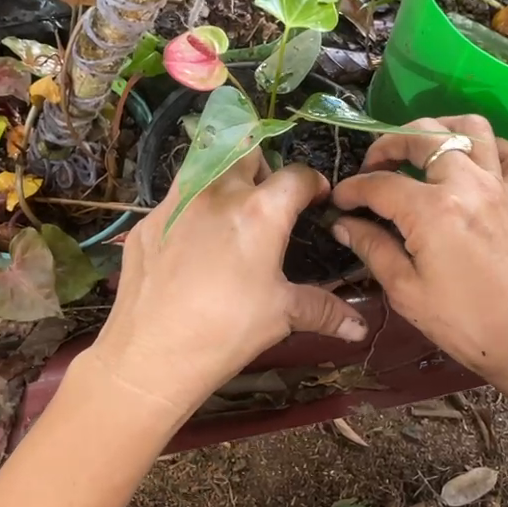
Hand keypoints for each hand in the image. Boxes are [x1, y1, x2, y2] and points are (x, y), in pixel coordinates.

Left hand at [85, 150, 366, 425]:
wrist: (151, 353)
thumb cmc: (227, 330)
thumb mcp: (282, 316)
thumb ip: (323, 310)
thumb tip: (360, 328)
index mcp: (260, 211)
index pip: (296, 176)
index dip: (312, 183)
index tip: (317, 197)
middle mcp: (218, 193)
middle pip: (247, 153)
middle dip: (263, 168)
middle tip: (268, 200)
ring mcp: (176, 203)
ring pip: (205, 165)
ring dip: (224, 176)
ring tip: (229, 212)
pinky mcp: (147, 221)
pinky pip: (174, 199)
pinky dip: (190, 209)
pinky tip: (190, 245)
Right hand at [329, 116, 507, 404]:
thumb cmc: (461, 322)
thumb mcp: (405, 291)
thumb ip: (372, 248)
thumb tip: (344, 225)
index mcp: (432, 209)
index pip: (380, 183)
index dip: (352, 190)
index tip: (337, 203)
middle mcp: (466, 184)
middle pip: (423, 136)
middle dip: (387, 143)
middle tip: (371, 169)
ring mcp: (496, 187)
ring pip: (470, 128)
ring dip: (438, 130)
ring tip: (416, 150)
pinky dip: (491, 148)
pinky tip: (469, 162)